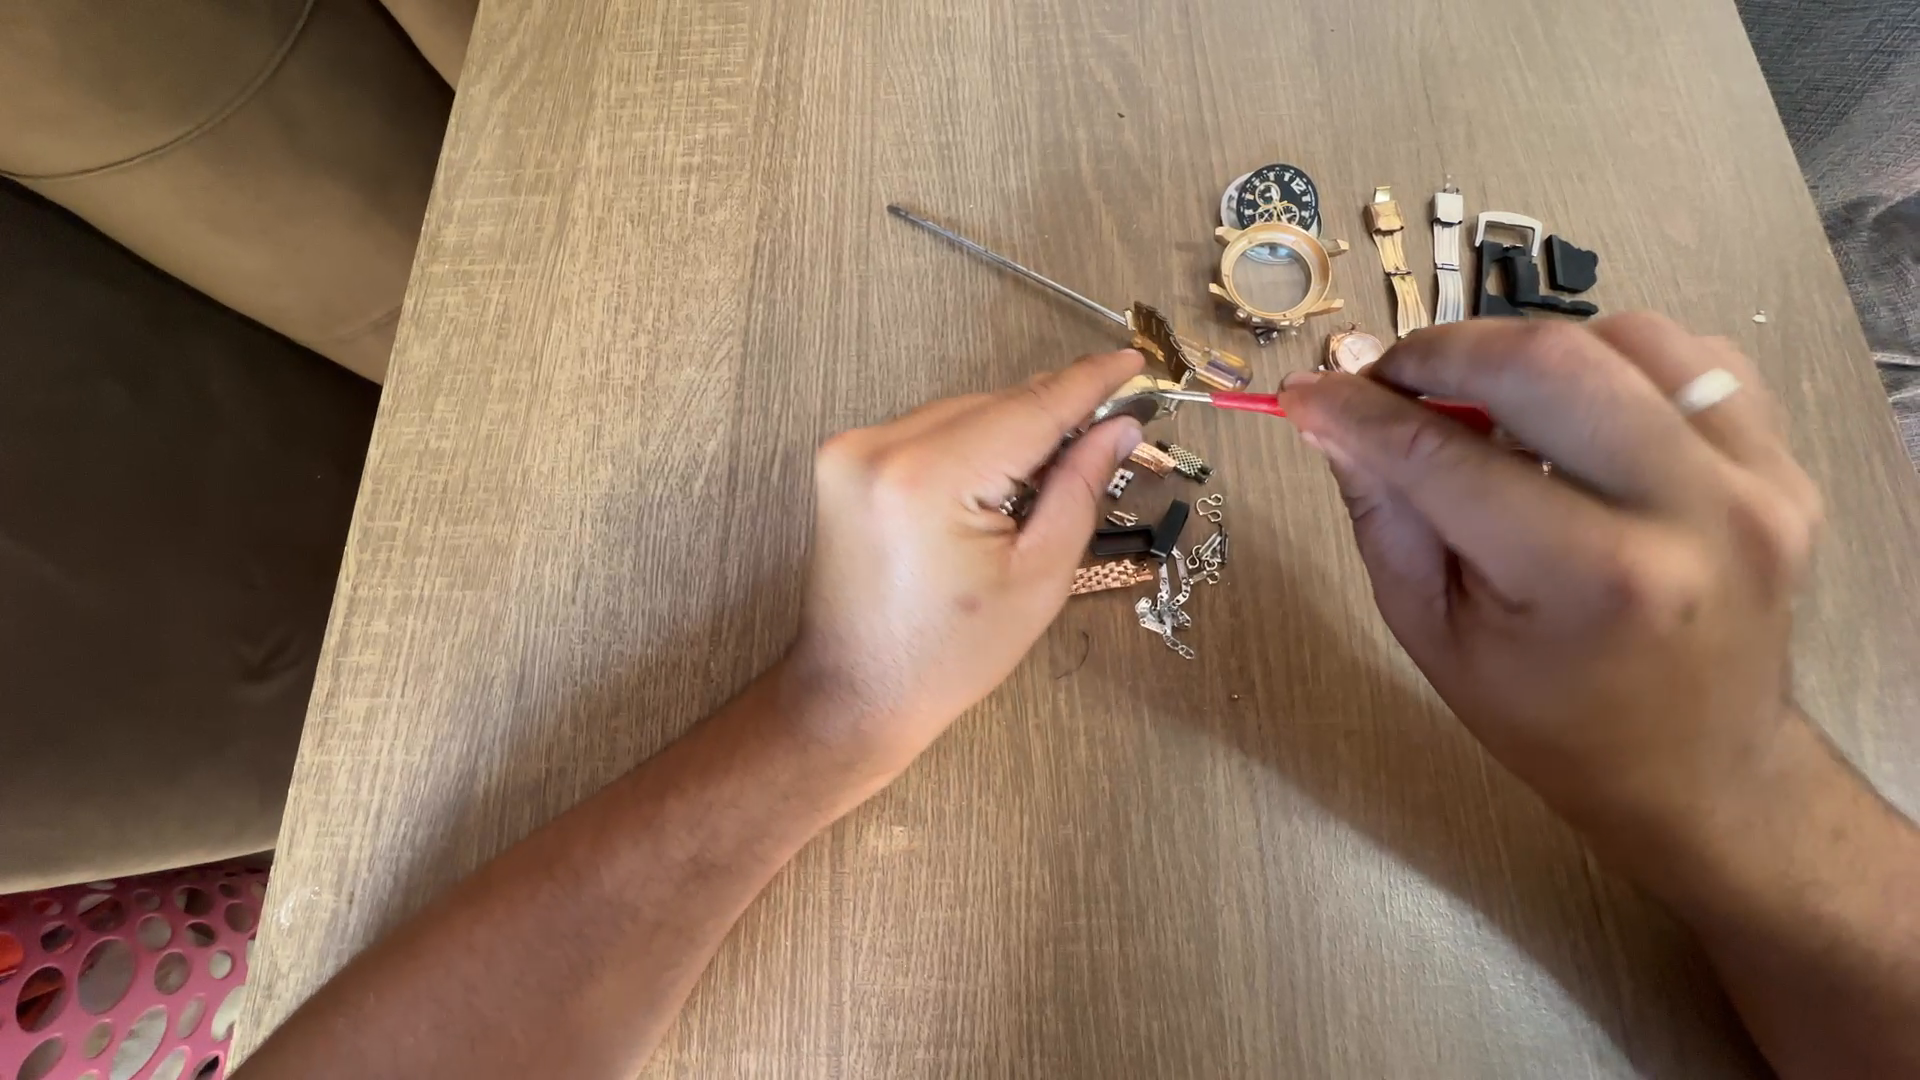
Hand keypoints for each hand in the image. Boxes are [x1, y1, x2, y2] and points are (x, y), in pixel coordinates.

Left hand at [779, 350, 1145, 781]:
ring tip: (1046, 475)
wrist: (856, 690)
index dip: (1088, 382)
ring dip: (1009, 431)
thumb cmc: (952, 654)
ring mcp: (851, 447)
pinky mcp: (842, 458)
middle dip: (1051, 415)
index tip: (1133, 361)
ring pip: (961, 412)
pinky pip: (928, 430)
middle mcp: (879, 445)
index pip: (1029, 408)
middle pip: (993, 405)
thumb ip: (1079, 488)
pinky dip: (970, 444)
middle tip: (1105, 431)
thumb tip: (1116, 428)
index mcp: (929, 477)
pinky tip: (994, 480)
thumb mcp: (1038, 577)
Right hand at [1278, 314, 1825, 863]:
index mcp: (1587, 576)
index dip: (1355, 412)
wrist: (1692, 765)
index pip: (1440, 454)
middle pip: (1546, 361)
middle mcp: (1691, 510)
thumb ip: (1380, 509)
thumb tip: (1327, 418)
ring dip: (1519, 355)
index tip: (1299, 391)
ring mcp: (1758, 479)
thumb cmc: (1536, 712)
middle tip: (1378, 379)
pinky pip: (1689, 359)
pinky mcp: (1784, 462)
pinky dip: (1601, 361)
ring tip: (1469, 404)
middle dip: (1435, 353)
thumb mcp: (1425, 623)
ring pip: (1622, 338)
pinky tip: (1555, 412)